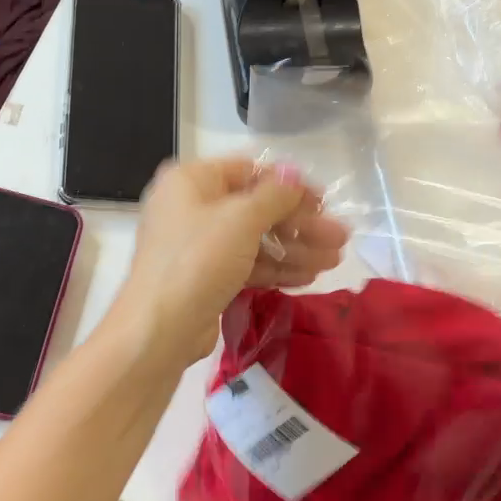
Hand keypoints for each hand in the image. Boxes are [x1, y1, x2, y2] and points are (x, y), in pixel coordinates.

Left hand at [112, 156, 347, 366]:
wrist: (160, 328)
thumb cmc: (198, 260)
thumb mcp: (241, 219)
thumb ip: (274, 195)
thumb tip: (293, 173)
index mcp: (190, 181)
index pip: (247, 172)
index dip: (288, 185)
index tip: (324, 201)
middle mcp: (190, 209)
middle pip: (255, 209)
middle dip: (300, 224)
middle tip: (340, 238)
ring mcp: (196, 247)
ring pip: (254, 241)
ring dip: (295, 249)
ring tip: (334, 261)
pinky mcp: (204, 279)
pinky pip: (246, 266)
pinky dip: (276, 269)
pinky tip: (309, 277)